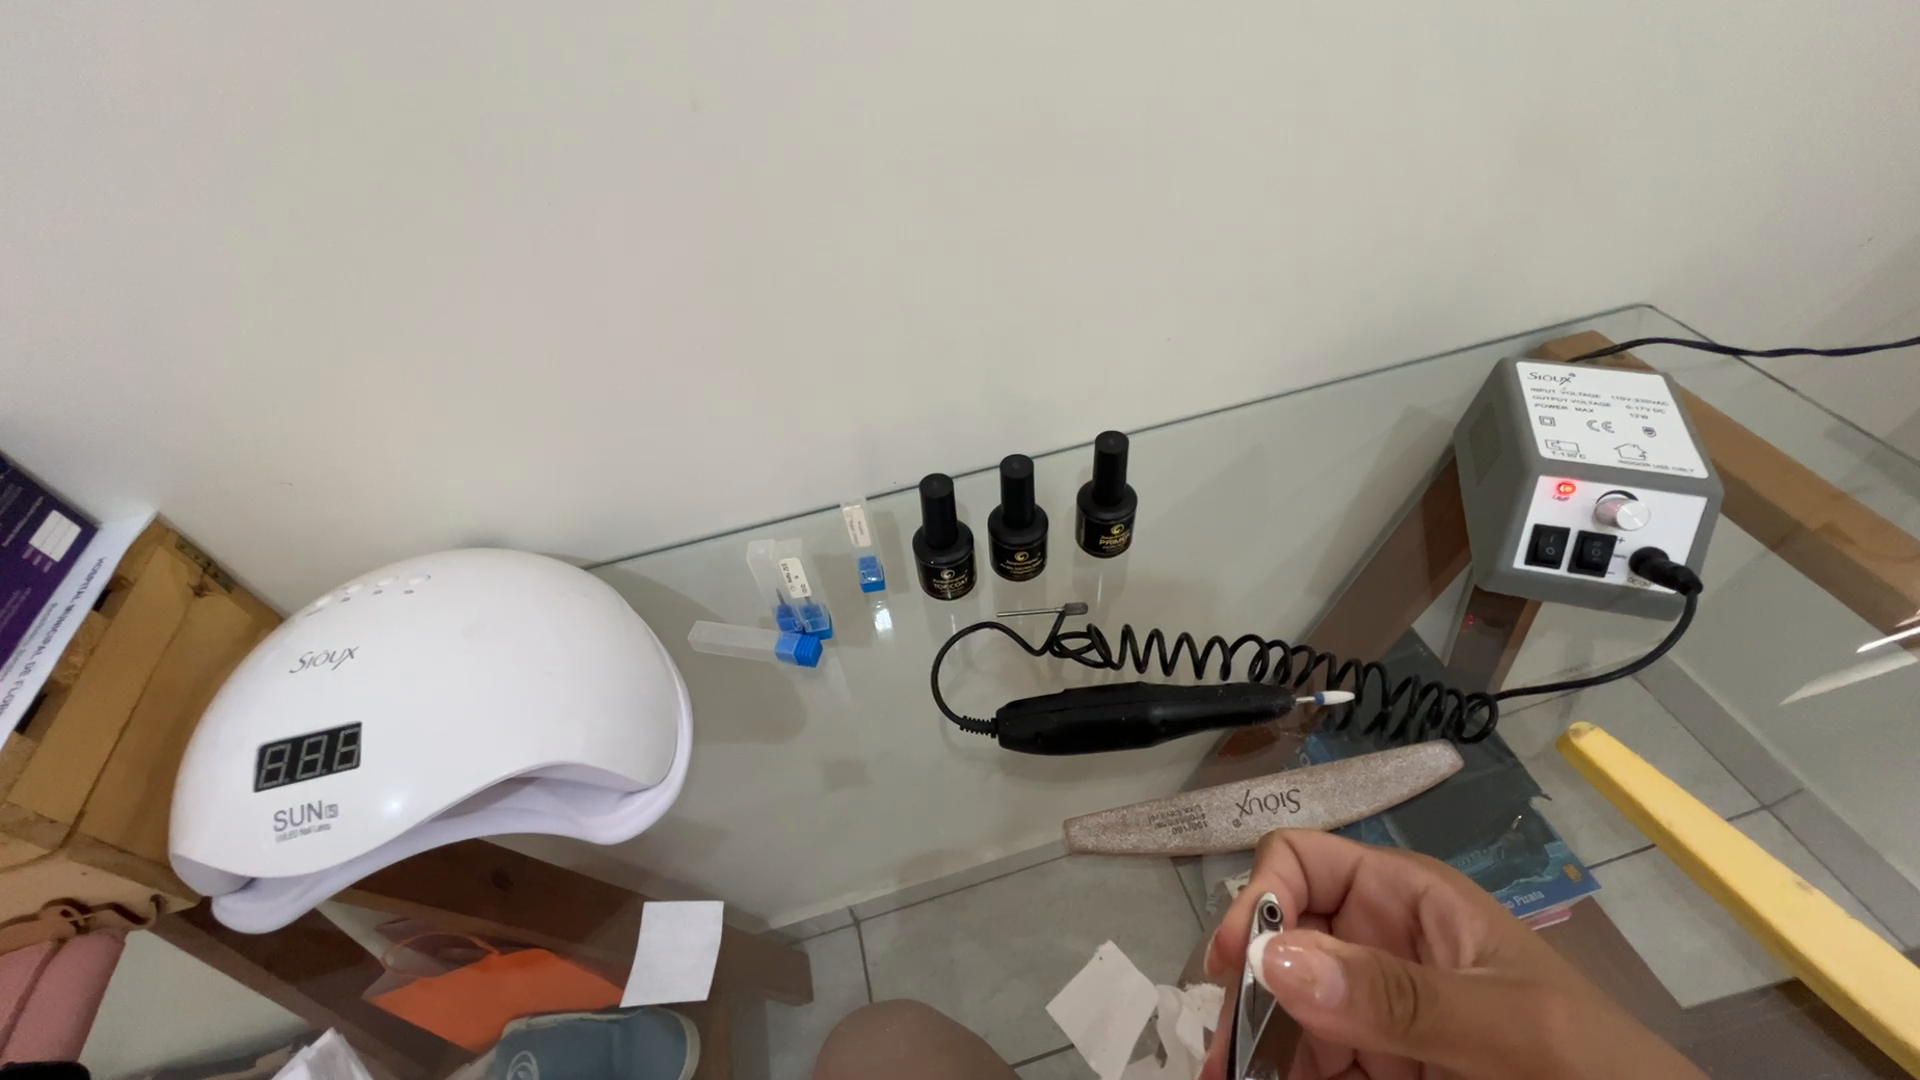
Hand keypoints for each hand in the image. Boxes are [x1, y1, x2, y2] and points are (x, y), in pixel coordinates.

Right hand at [1198, 829, 1705, 1079]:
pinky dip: (1283, 1076)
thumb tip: (1272, 959)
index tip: (1233, 967)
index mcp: (1406, 899)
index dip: (1259, 899)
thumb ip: (1396, 996)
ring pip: (1285, 1011)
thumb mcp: (1513, 1032)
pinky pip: (1314, 1063)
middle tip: (1222, 1066)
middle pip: (1280, 944)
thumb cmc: (1607, 1076)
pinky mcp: (1380, 1067)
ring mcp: (1377, 1011)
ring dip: (1254, 1049)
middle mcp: (1378, 943)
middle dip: (1247, 997)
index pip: (1302, 862)